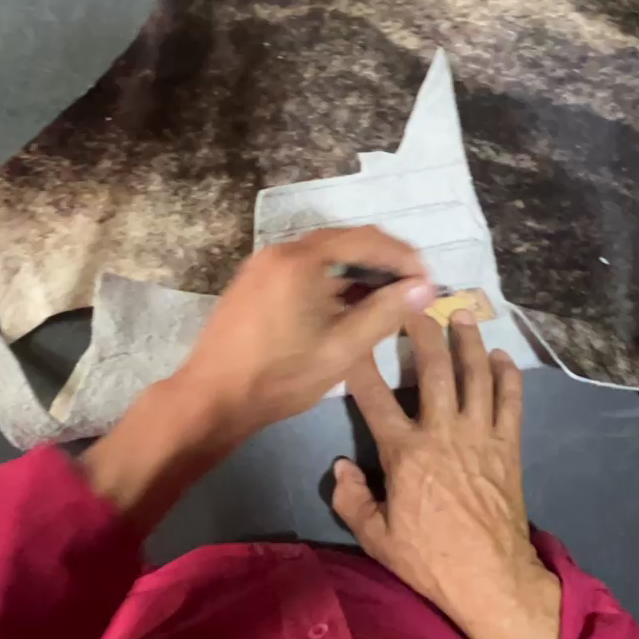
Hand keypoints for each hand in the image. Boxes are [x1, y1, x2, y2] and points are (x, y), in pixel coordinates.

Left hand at [84, 227, 435, 530]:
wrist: (210, 399)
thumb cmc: (280, 376)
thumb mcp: (342, 349)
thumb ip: (385, 313)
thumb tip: (425, 288)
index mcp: (301, 259)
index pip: (366, 239)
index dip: (403, 257)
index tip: (427, 281)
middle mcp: (279, 251)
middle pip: (343, 243)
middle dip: (382, 263)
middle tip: (412, 290)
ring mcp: (262, 266)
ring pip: (322, 258)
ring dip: (357, 274)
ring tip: (386, 301)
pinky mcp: (253, 284)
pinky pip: (302, 270)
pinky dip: (330, 282)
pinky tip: (347, 308)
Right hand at [331, 311, 559, 638]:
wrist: (490, 579)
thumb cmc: (429, 558)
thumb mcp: (376, 537)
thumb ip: (352, 499)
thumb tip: (339, 468)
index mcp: (405, 453)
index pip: (375, 398)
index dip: (360, 365)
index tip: (353, 338)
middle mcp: (442, 433)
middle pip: (433, 371)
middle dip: (423, 334)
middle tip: (415, 307)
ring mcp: (480, 436)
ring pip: (475, 376)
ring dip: (468, 342)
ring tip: (462, 315)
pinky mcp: (507, 446)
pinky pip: (510, 401)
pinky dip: (507, 375)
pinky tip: (501, 357)